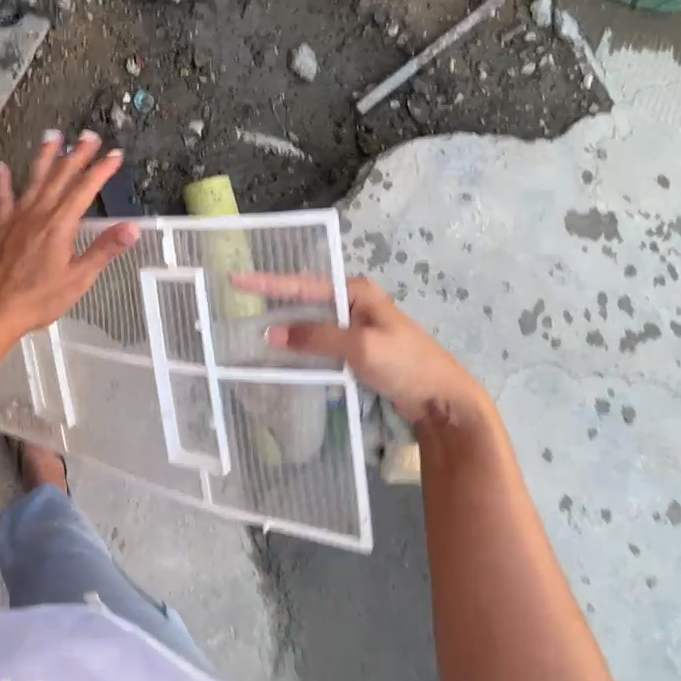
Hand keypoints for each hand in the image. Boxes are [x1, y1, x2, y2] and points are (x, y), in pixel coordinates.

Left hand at [0, 130, 138, 335]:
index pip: (86, 189)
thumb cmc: (41, 298)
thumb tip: (133, 228)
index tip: (115, 154)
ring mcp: (18, 217)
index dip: (101, 170)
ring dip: (45, 156)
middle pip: (61, 176)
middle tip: (89, 135)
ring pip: (34, 179)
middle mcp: (39, 213)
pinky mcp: (2, 226)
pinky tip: (1, 166)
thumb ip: (104, 250)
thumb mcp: (79, 278)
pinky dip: (3, 181)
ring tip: (52, 135)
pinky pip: (3, 198)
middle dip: (77, 154)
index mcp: (61, 224)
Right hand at [232, 273, 487, 429]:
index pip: (303, 284)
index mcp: (357, 292)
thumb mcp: (360, 347)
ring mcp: (355, 328)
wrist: (444, 402)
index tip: (237, 279)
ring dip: (284, 328)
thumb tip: (271, 334)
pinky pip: (318, 344)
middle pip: (304, 300)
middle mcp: (353, 304)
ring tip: (250, 329)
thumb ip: (316, 337)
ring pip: (310, 324)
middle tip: (237, 303)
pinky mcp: (356, 352)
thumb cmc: (407, 366)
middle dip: (272, 302)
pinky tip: (279, 355)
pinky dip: (299, 347)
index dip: (268, 283)